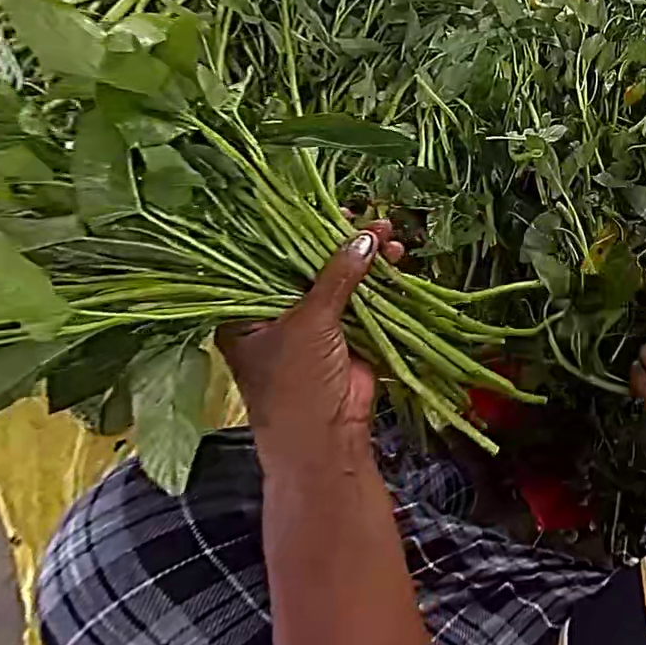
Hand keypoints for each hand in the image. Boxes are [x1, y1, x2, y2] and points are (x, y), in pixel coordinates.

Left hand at [218, 222, 404, 467]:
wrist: (327, 434)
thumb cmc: (296, 382)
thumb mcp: (310, 324)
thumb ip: (337, 278)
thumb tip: (365, 237)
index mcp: (249, 311)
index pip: (272, 260)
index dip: (302, 233)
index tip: (330, 210)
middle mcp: (281, 311)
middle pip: (314, 265)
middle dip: (344, 242)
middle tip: (371, 218)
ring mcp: (318, 321)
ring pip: (345, 277)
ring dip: (369, 257)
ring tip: (391, 235)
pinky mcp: (350, 329)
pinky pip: (366, 295)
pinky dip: (382, 277)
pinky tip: (396, 258)